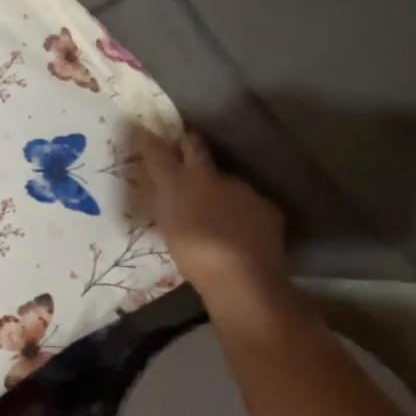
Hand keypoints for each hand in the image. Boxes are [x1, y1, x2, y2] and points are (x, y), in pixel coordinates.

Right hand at [133, 128, 286, 303]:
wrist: (241, 277)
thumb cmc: (191, 251)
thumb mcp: (166, 224)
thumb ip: (161, 198)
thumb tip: (157, 183)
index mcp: (178, 180)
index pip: (159, 149)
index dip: (153, 141)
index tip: (149, 138)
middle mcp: (209, 174)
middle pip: (195, 146)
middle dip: (188, 145)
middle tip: (183, 155)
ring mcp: (241, 188)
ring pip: (226, 180)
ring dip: (220, 189)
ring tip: (219, 213)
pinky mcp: (266, 206)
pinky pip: (250, 203)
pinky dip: (244, 211)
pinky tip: (243, 230)